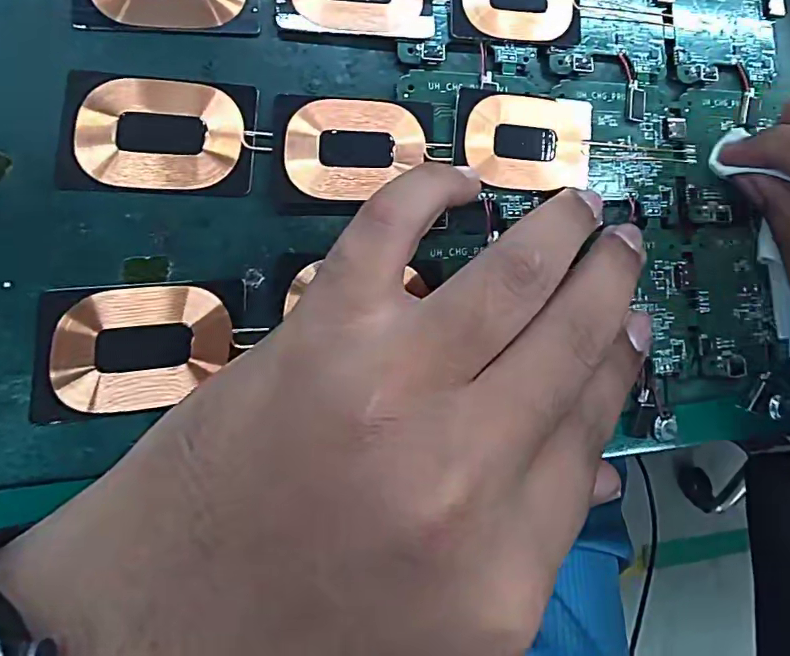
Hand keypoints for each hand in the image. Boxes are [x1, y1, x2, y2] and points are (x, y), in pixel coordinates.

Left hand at [0, 166, 651, 654]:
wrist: (157, 625)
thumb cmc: (312, 631)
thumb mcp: (451, 624)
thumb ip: (536, 533)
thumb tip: (605, 453)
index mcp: (504, 564)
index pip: (592, 426)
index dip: (620, 362)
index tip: (632, 321)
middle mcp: (461, 466)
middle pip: (567, 342)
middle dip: (610, 279)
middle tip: (625, 240)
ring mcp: (388, 383)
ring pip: (508, 277)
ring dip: (557, 228)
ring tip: (581, 204)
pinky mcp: (322, 331)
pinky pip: (390, 228)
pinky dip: (430, 188)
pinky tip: (463, 180)